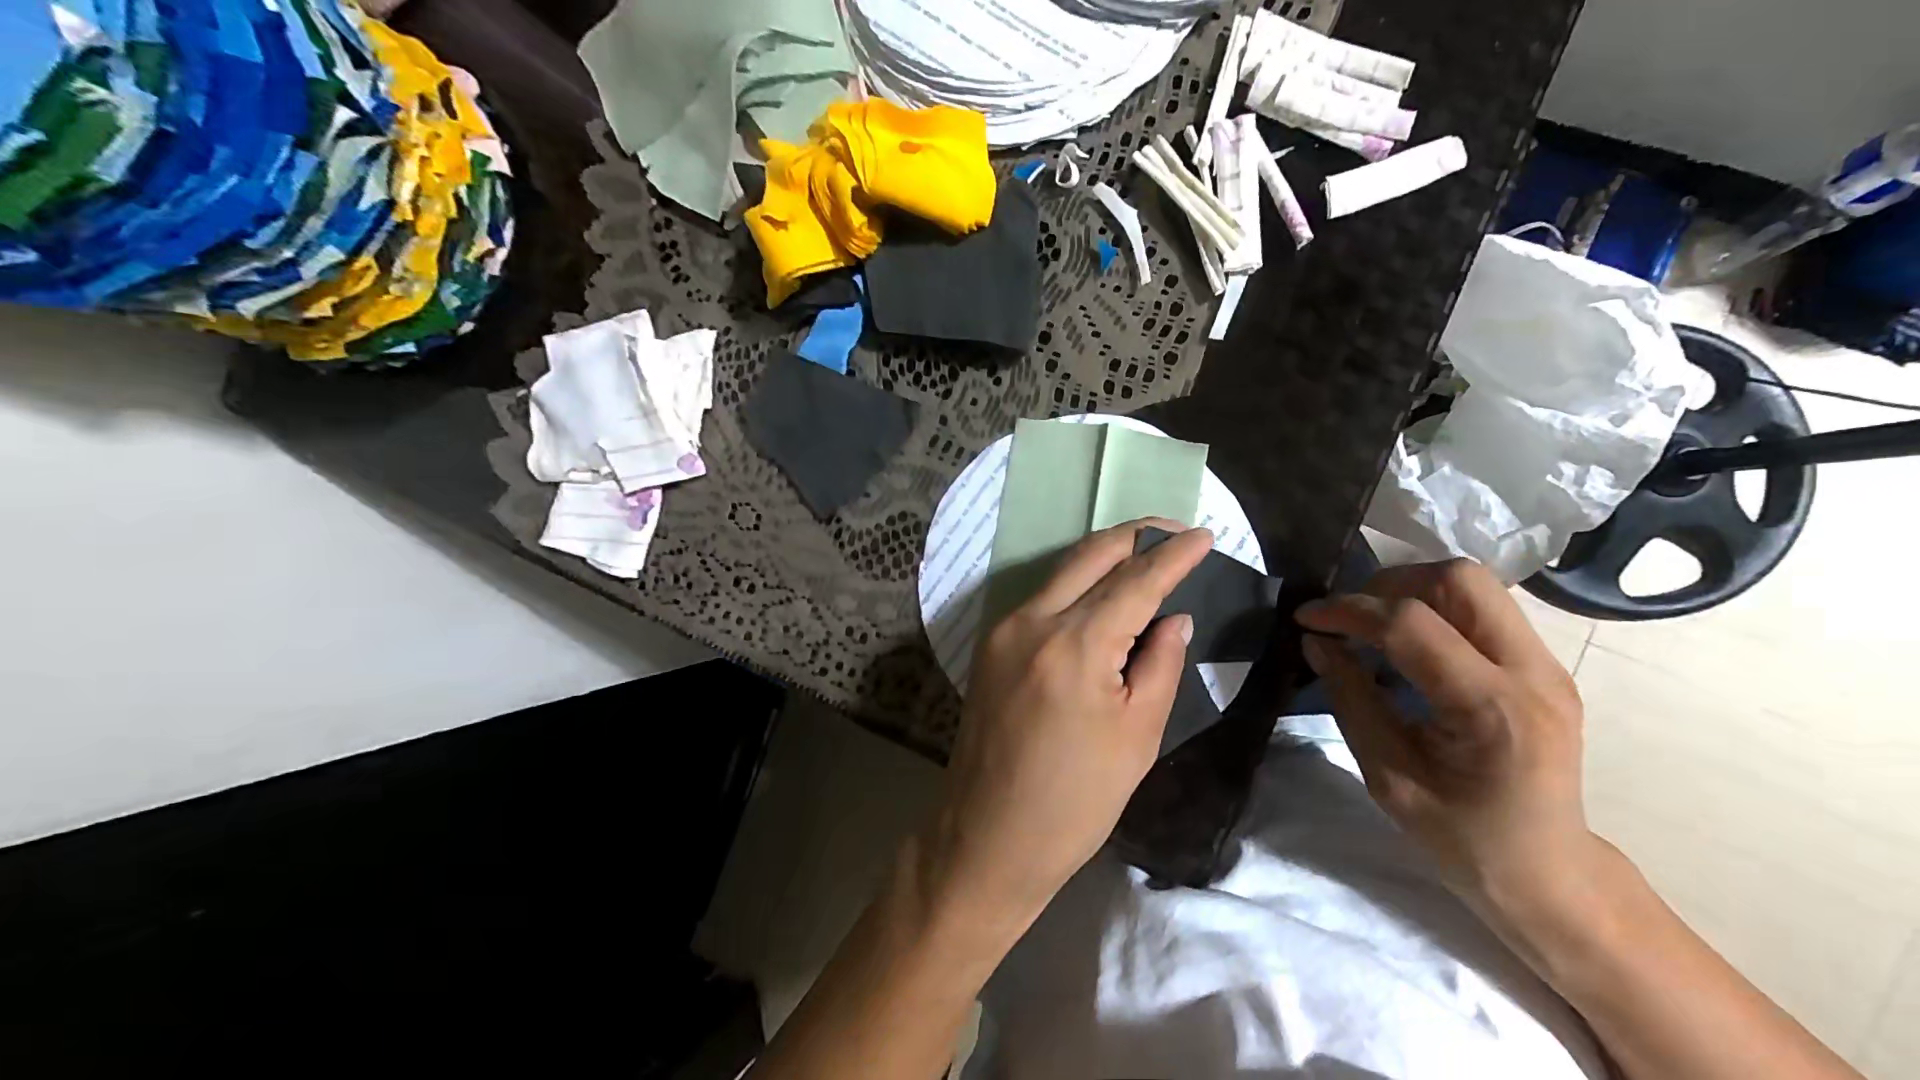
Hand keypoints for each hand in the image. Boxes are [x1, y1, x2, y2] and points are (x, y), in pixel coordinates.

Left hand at [924, 519, 1211, 930]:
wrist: (988, 838)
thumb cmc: (1075, 802)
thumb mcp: (1137, 737)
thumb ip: (1159, 664)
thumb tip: (1173, 616)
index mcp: (1074, 645)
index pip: (1135, 581)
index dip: (1173, 555)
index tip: (1204, 533)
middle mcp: (1032, 622)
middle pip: (1090, 556)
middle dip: (1135, 536)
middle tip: (1173, 531)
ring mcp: (1003, 631)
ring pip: (1061, 571)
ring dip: (1104, 555)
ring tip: (1145, 553)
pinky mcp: (989, 647)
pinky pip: (1040, 598)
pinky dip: (1075, 583)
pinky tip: (1100, 591)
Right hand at [1295, 559, 1597, 916]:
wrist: (1547, 871)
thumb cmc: (1461, 837)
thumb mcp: (1387, 774)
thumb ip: (1351, 699)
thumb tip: (1317, 642)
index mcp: (1492, 709)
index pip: (1411, 623)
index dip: (1348, 610)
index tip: (1306, 620)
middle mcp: (1533, 673)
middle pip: (1459, 579)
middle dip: (1388, 584)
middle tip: (1349, 618)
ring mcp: (1548, 666)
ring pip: (1474, 584)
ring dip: (1412, 592)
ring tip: (1373, 628)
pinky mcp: (1544, 667)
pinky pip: (1483, 609)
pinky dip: (1434, 609)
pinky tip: (1406, 646)